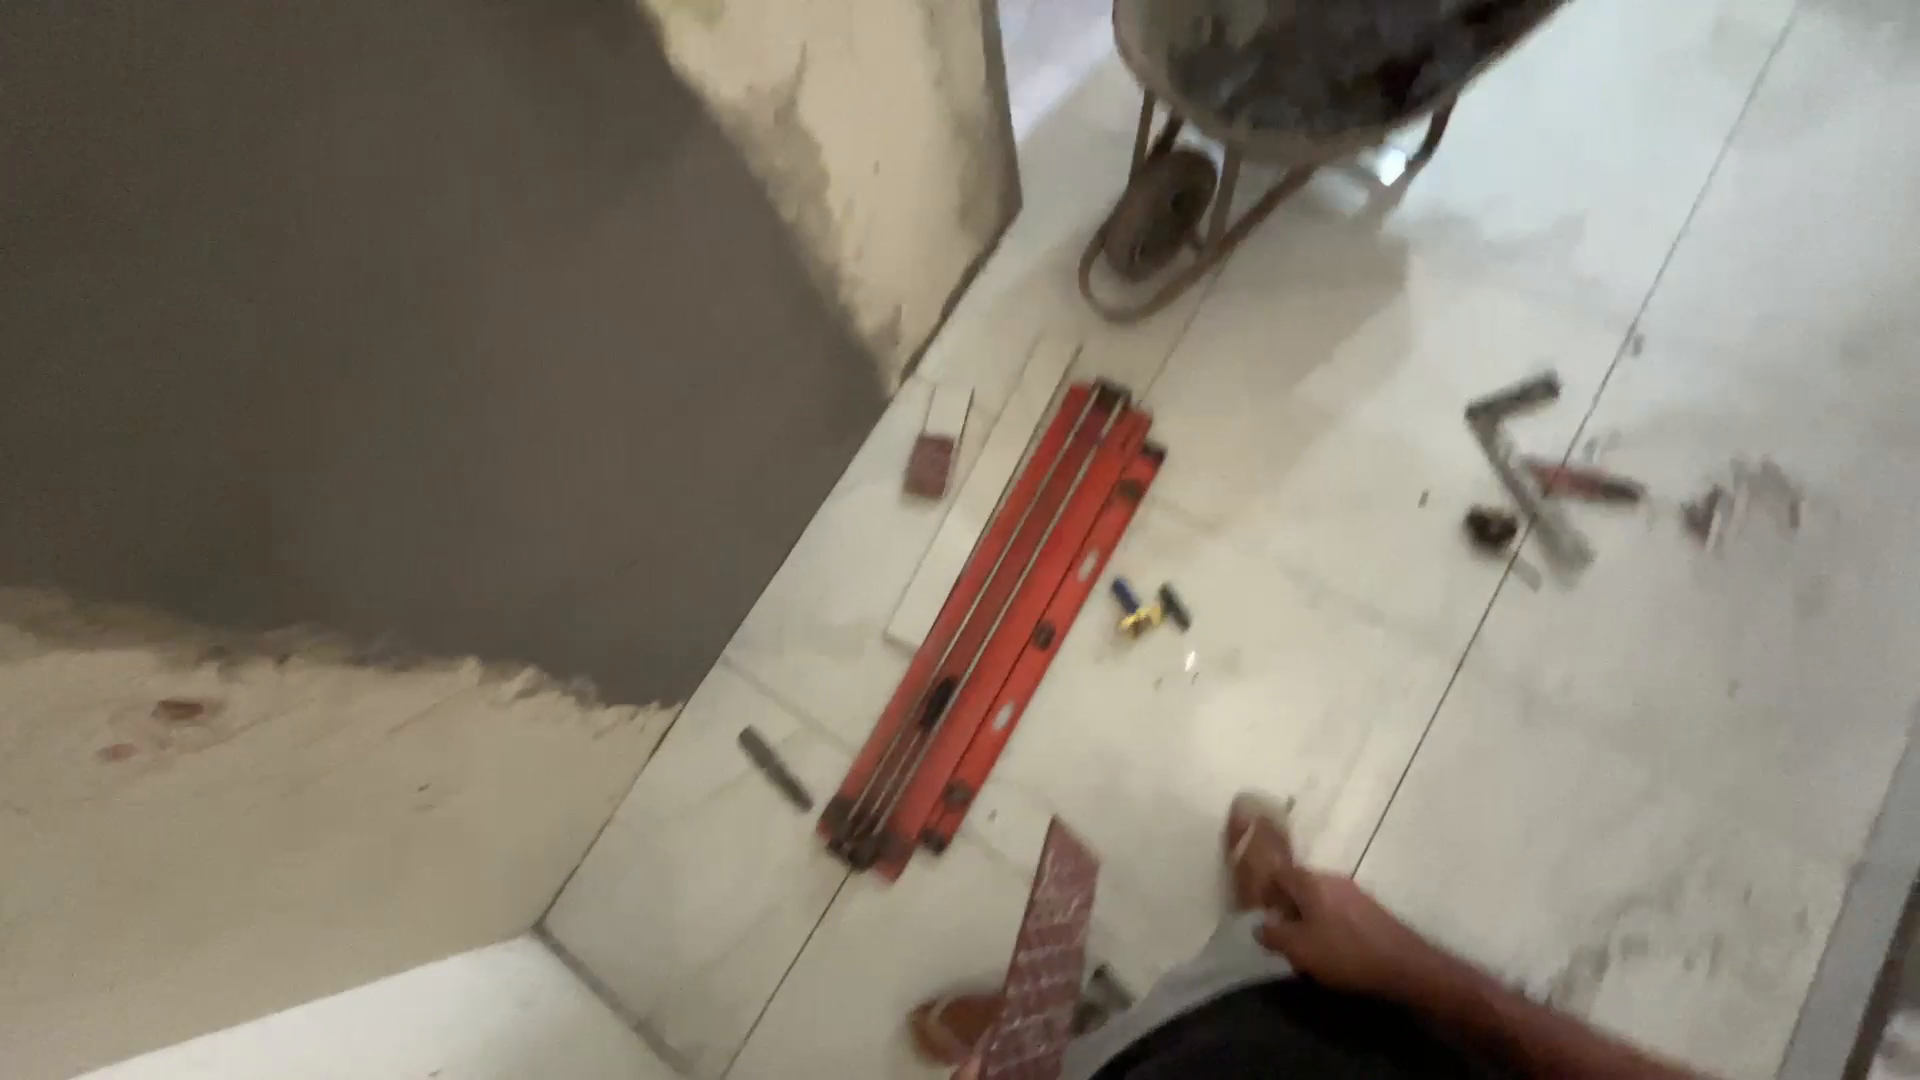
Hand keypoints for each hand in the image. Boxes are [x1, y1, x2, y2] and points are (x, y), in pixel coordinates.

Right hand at [1255, 867, 1447, 1003]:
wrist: (1407, 967)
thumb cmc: (1344, 952)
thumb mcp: (1299, 949)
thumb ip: (1273, 935)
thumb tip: (1259, 927)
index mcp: (1309, 880)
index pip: (1276, 873)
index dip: (1264, 892)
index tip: (1262, 914)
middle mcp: (1330, 877)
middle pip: (1298, 885)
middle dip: (1287, 908)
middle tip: (1284, 935)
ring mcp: (1354, 892)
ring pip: (1319, 898)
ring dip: (1309, 918)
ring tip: (1309, 946)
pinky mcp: (1371, 909)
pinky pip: (1338, 910)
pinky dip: (1330, 924)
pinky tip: (1335, 948)